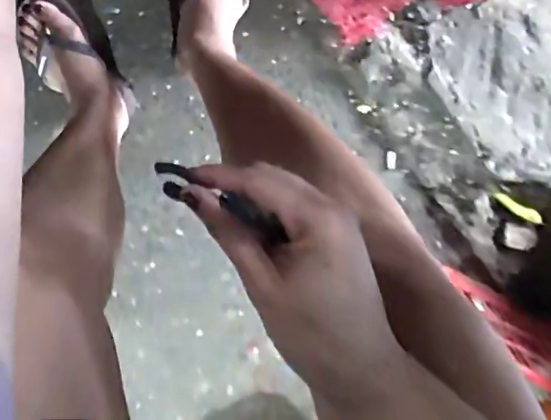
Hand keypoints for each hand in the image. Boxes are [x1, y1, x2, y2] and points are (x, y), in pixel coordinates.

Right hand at [170, 163, 413, 406]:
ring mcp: (337, 216)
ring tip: (219, 213)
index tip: (184, 178)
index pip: (257, 180)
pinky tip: (250, 227)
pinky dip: (267, 206)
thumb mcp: (262, 284)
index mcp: (318, 217)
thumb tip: (192, 194)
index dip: (218, 175)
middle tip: (198, 197)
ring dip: (249, 194)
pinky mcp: (337, 228)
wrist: (366, 376)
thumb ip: (229, 232)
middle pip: (270, 176)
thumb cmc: (312, 335)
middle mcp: (331, 206)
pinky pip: (293, 202)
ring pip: (281, 185)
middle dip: (232, 183)